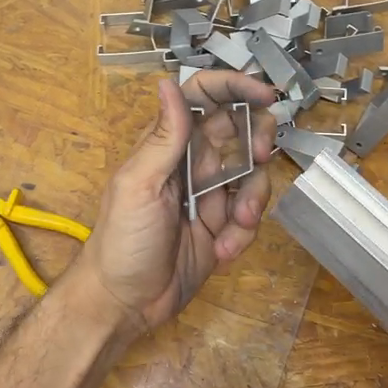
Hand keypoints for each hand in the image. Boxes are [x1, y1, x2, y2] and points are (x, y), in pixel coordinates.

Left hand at [75, 71, 277, 335]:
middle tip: (259, 157)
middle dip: (258, 139)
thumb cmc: (122, 240)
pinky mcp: (223, 226)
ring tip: (236, 225)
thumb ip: (162, 137)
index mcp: (169, 142)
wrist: (125, 305)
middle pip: (240, 128)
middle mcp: (193, 160)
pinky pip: (250, 215)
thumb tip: (168, 82)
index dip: (235, 86)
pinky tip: (222, 251)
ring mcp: (211, 193)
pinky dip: (244, 232)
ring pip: (253, 174)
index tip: (266, 95)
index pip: (204, 96)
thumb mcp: (140, 185)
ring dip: (253, 198)